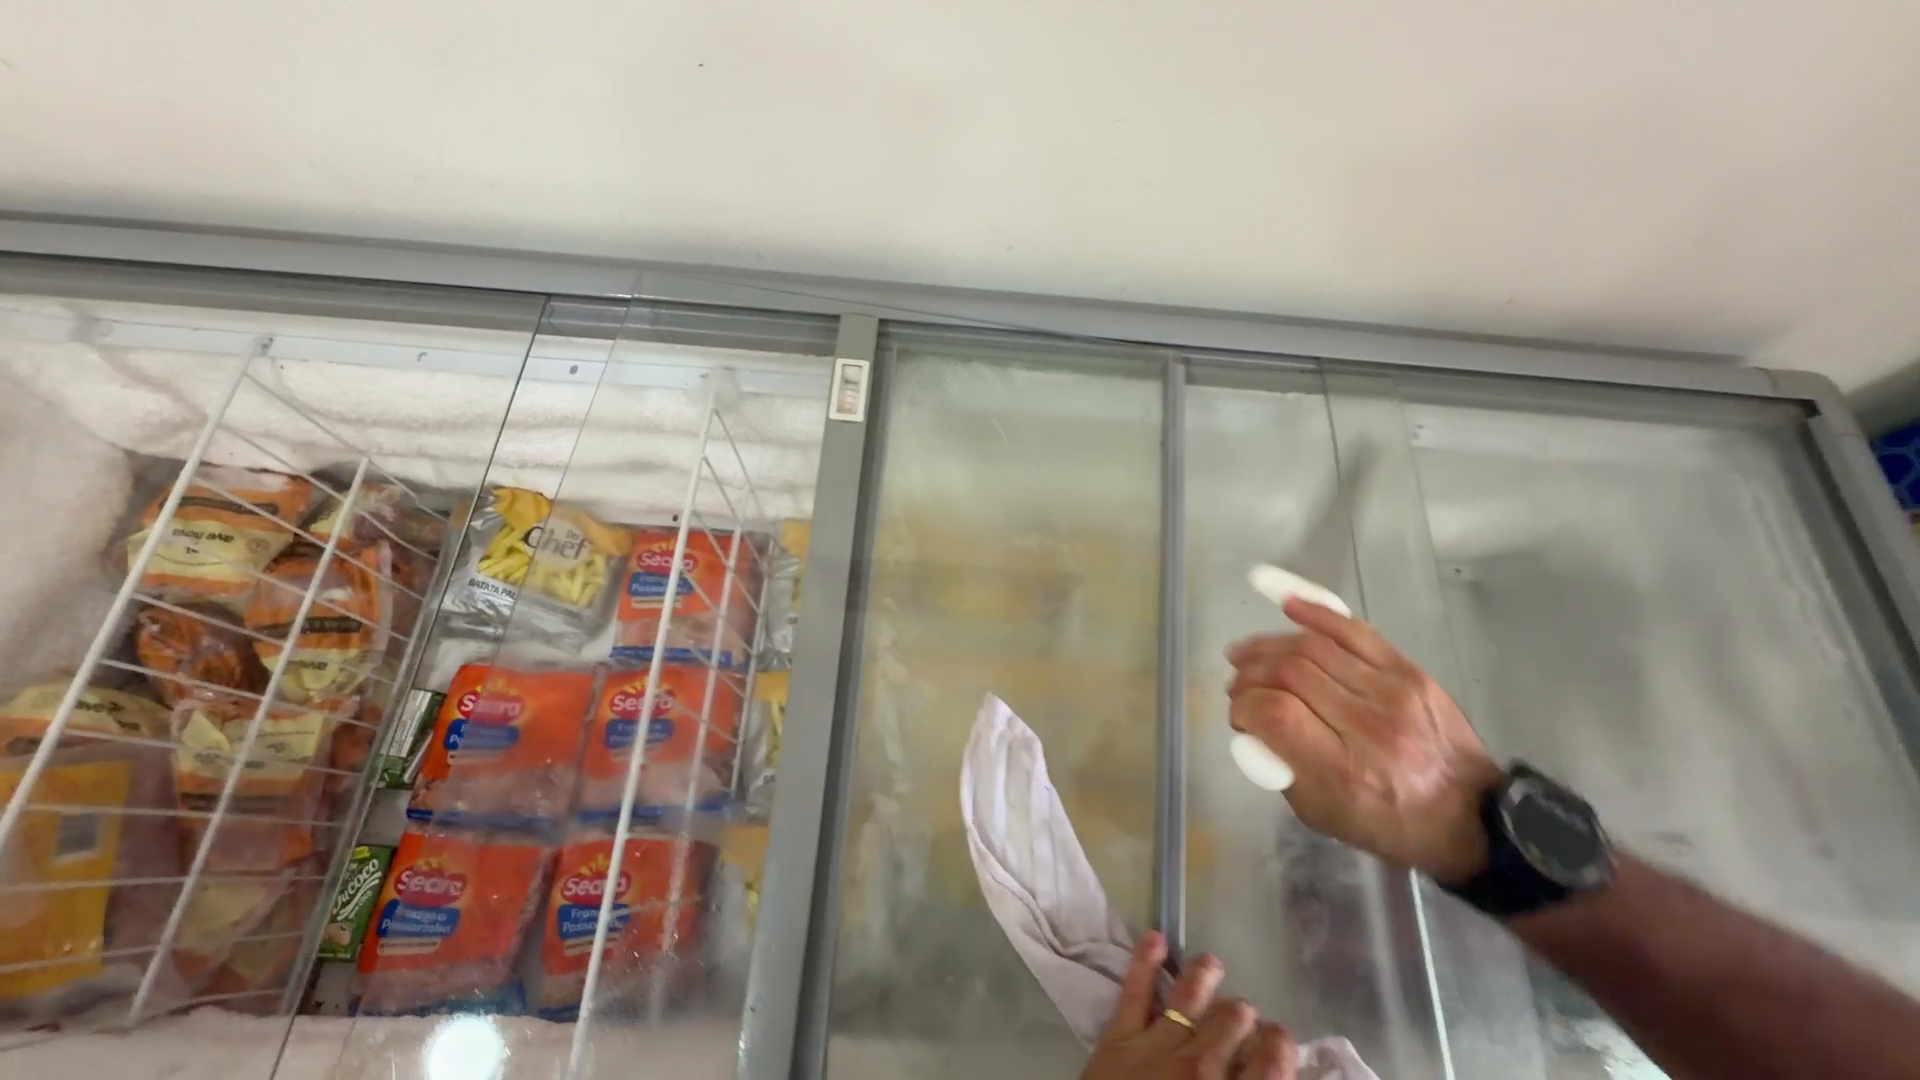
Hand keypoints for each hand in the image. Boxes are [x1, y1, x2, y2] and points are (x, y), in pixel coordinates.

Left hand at [1083, 932, 1297, 1079]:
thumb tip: (1268, 1077)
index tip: (1278, 1043)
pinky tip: (1156, 938)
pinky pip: (1135, 989)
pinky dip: (1144, 958)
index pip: (1275, 1060)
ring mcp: (1159, 1046)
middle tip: (1240, 1020)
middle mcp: (1203, 1068)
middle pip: (1235, 1019)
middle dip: (1242, 1015)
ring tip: (1211, 967)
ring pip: (1192, 992)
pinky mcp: (1118, 1038)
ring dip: (1205, 975)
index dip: (1281, 1047)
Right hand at [1227, 598, 1501, 883]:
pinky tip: (1287, 608)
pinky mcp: (1409, 672)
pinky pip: (1355, 631)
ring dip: (1270, 645)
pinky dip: (1316, 614)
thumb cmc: (1387, 822)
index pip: (1274, 713)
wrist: (1469, 815)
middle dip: (1251, 673)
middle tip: (1237, 683)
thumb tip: (1253, 718)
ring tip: (1248, 653)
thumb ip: (1280, 763)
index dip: (1243, 705)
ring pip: (1314, 647)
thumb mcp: (1321, 812)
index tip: (1238, 714)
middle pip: (1290, 673)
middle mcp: (1368, 725)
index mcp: (1343, 770)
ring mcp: (1392, 693)